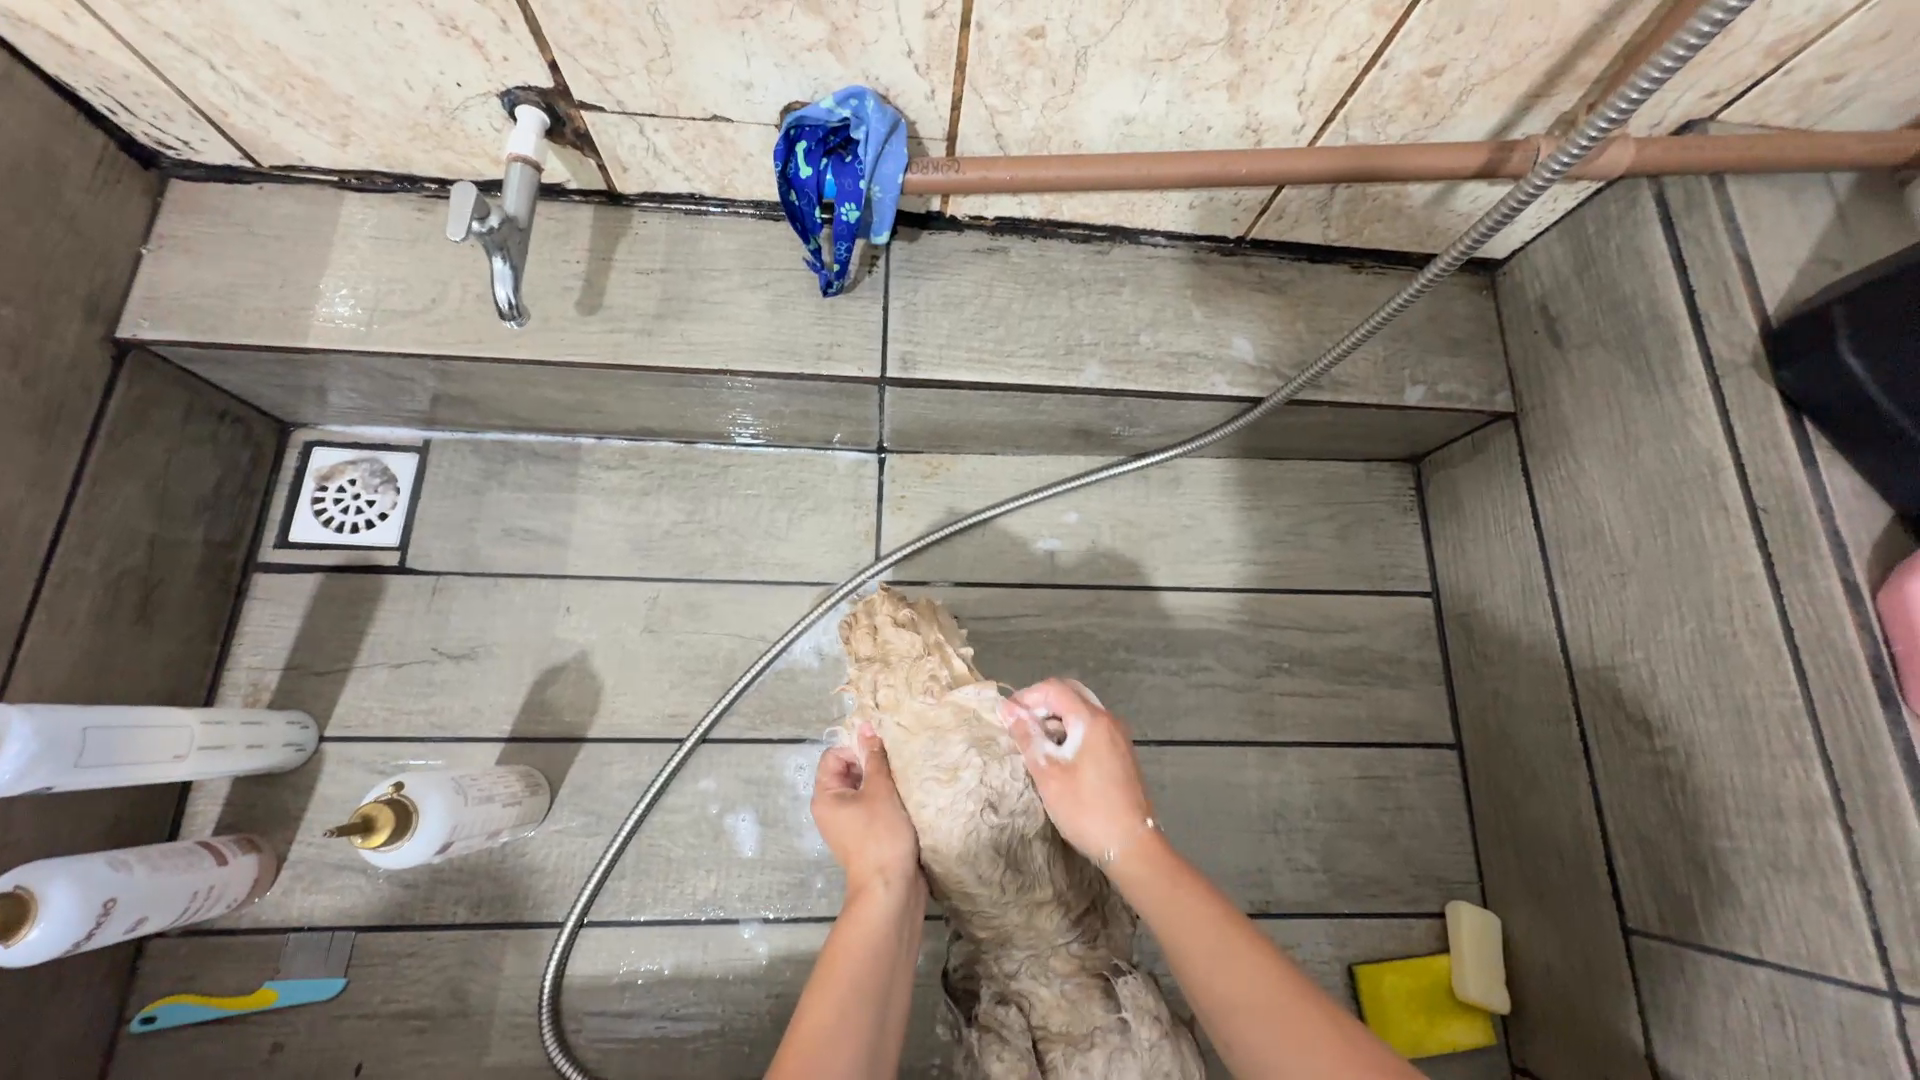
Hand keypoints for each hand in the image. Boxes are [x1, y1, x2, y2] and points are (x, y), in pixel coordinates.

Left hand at [811, 722, 922, 896]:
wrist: (890, 888)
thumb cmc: (881, 835)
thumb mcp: (880, 790)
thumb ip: (874, 757)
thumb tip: (866, 727)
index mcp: (825, 796)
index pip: (834, 756)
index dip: (856, 749)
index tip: (880, 755)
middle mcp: (830, 808)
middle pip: (847, 771)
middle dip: (871, 765)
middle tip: (895, 766)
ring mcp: (846, 824)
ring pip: (862, 789)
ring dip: (881, 782)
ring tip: (902, 782)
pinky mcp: (863, 835)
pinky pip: (870, 807)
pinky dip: (885, 800)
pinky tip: (904, 800)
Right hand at [997, 678, 1156, 864]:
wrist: (1131, 844)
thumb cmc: (1085, 808)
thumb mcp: (1047, 772)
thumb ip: (1027, 736)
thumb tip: (1007, 708)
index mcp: (1092, 719)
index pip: (1054, 688)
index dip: (1027, 696)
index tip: (1007, 717)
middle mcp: (1109, 720)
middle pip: (1071, 693)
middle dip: (1042, 703)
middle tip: (1021, 724)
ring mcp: (1119, 736)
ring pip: (1083, 710)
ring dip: (1056, 717)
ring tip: (1036, 741)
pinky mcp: (1122, 753)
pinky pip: (1093, 727)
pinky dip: (1072, 730)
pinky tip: (1060, 754)